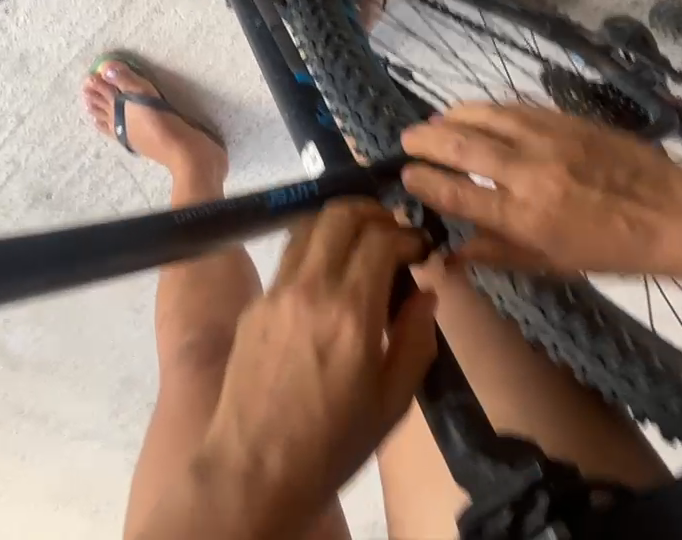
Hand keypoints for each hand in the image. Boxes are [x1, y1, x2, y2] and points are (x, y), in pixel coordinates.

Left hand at [191, 199, 437, 533]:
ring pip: (309, 226)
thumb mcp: (393, 402)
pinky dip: (315, 249)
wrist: (255, 469)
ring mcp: (276, 291)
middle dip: (373, 212)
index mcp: (351, 313)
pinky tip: (327, 276)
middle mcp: (310, 289)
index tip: (420, 247)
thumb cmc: (333, 443)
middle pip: (340, 215)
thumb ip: (415, 338)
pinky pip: (289, 257)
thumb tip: (426, 292)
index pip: (381, 239)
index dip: (406, 235)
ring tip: (361, 240)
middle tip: (392, 231)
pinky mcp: (255, 303)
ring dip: (340, 222)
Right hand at [401, 103, 681, 278]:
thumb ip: (496, 254)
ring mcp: (547, 139)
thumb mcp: (552, 264)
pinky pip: (511, 106)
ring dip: (449, 117)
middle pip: (459, 146)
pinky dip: (484, 109)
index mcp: (525, 217)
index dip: (423, 182)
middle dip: (424, 141)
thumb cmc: (613, 250)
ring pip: (481, 116)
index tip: (406, 176)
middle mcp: (529, 173)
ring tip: (433, 123)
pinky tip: (474, 114)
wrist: (678, 215)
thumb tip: (447, 256)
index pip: (456, 192)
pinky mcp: (563, 118)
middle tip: (406, 141)